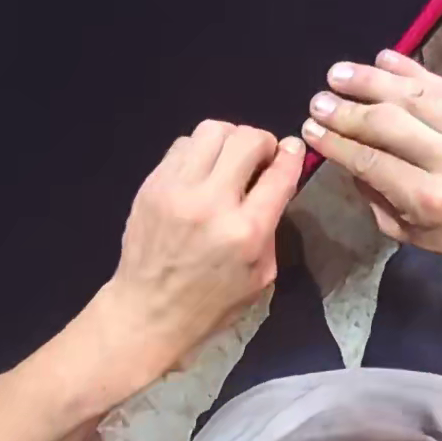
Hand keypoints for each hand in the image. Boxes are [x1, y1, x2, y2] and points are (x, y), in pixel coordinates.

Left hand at [98, 121, 303, 373]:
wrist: (148, 310)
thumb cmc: (211, 303)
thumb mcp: (260, 276)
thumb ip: (271, 226)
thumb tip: (275, 183)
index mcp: (246, 232)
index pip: (279, 173)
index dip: (293, 154)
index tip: (293, 150)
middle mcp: (212, 203)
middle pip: (246, 139)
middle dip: (262, 141)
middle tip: (260, 158)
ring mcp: (177, 189)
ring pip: (212, 130)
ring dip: (229, 139)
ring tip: (228, 159)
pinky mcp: (152, 184)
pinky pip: (182, 144)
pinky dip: (198, 151)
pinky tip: (199, 171)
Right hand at [298, 50, 441, 285]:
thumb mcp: (403, 231)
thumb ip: (371, 192)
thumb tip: (343, 151)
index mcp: (428, 198)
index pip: (370, 160)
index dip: (335, 141)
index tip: (309, 128)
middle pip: (388, 123)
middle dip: (346, 110)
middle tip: (317, 101)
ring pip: (414, 95)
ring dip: (370, 80)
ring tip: (338, 73)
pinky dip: (409, 68)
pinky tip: (381, 59)